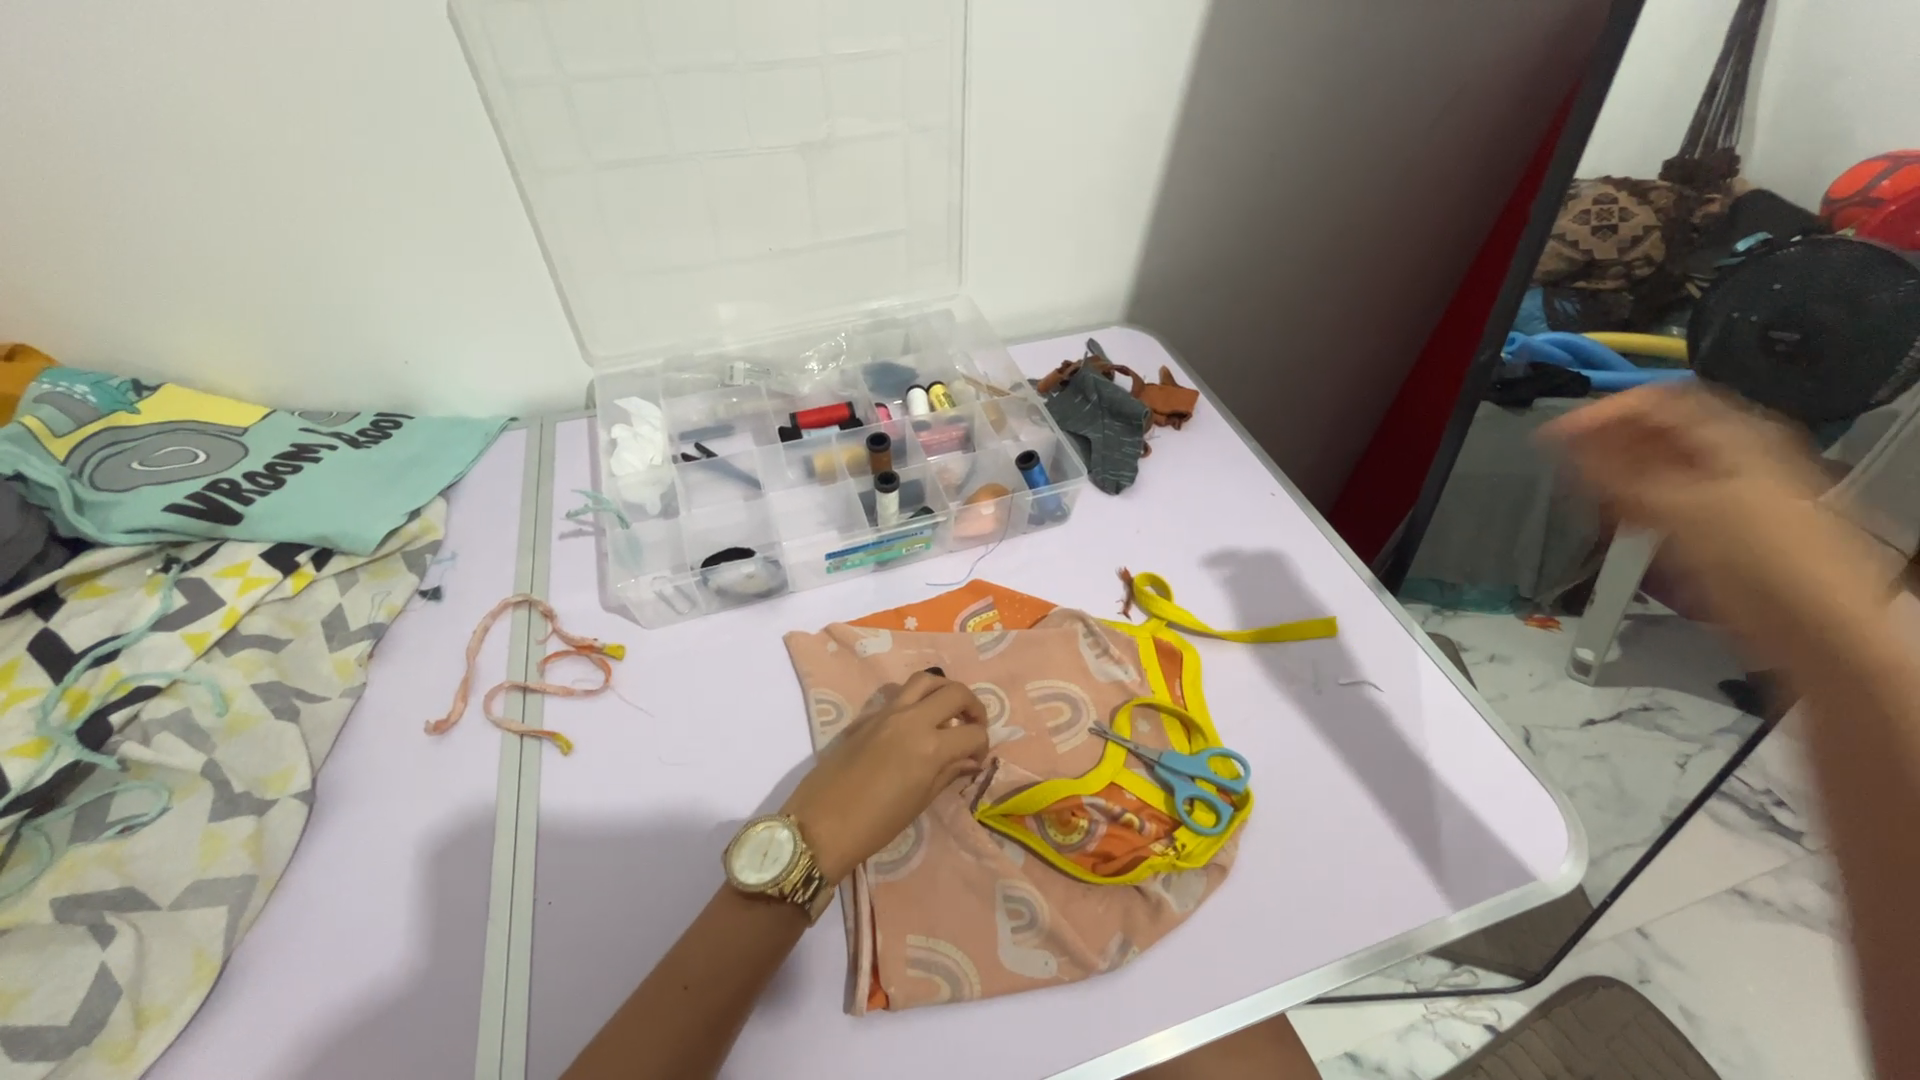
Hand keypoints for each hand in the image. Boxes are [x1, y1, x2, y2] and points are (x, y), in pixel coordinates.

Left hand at [781, 671, 987, 882]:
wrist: (821, 824)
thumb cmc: (876, 824)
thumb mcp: (920, 801)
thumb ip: (948, 773)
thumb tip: (970, 760)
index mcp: (930, 747)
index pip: (973, 733)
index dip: (982, 745)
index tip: (977, 759)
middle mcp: (912, 720)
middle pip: (955, 692)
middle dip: (973, 707)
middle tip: (973, 726)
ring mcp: (888, 713)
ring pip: (926, 680)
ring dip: (945, 690)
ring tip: (949, 712)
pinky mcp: (868, 715)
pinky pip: (901, 694)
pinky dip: (918, 699)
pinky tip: (918, 722)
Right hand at [1543, 384, 1893, 661]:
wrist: (1811, 626)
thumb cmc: (1771, 560)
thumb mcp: (1682, 506)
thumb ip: (1618, 474)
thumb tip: (1567, 444)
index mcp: (1735, 439)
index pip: (1660, 403)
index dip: (1607, 411)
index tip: (1560, 431)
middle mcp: (1727, 461)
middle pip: (1653, 435)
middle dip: (1604, 444)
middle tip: (1560, 458)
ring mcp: (1716, 497)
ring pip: (1649, 471)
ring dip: (1609, 476)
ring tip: (1578, 487)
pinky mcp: (1705, 532)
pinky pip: (1653, 505)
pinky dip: (1622, 506)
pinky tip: (1604, 518)